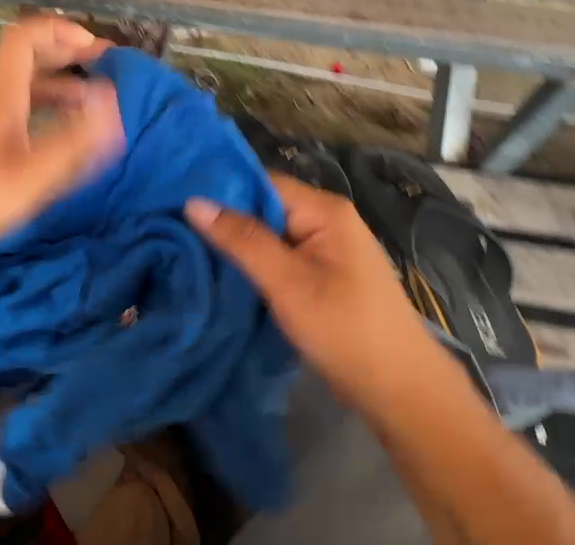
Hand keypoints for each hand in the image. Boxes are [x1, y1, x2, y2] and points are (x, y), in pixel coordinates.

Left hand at [0, 17, 122, 270]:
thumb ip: (74, 140)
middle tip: (102, 66)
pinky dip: (42, 115)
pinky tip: (56, 142)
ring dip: (57, 88)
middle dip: (65, 55)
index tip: (96, 48)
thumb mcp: (31, 175)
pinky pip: (14, 116)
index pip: (24, 37)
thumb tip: (110, 97)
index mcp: (1, 96)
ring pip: (21, 90)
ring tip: (90, 106)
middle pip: (24, 59)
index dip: (60, 30)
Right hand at [187, 177, 449, 412]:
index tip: (174, 202)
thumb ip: (242, 240)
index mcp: (325, 210)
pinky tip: (221, 270)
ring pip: (267, 233)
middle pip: (262, 205)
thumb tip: (193, 202)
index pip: (259, 182)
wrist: (402, 393)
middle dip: (223, 218)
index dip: (219, 191)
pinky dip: (252, 262)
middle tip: (172, 227)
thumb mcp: (288, 284)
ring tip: (187, 247)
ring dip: (235, 243)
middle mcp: (327, 219)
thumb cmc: (347, 332)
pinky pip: (277, 255)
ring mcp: (326, 249)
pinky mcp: (321, 275)